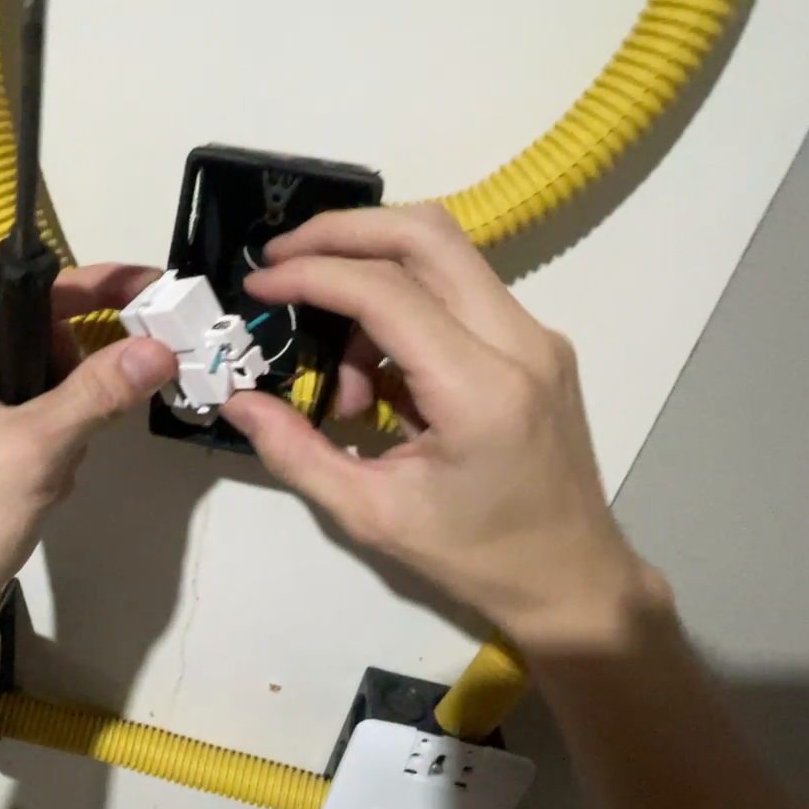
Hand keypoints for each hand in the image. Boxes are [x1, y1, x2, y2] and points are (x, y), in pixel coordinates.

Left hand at [0, 265, 175, 642]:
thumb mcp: (35, 448)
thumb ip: (98, 393)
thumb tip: (160, 348)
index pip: (28, 298)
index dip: (94, 289)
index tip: (153, 288)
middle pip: (40, 342)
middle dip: (77, 378)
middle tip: (93, 417)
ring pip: (45, 387)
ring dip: (69, 422)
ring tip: (56, 467)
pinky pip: (36, 424)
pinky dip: (57, 448)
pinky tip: (47, 485)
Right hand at [220, 205, 660, 646]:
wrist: (571, 576)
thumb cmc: (472, 556)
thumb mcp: (370, 514)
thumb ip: (296, 451)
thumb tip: (237, 399)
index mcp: (481, 390)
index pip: (387, 292)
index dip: (312, 275)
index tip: (258, 284)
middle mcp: (520, 342)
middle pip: (427, 235)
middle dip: (343, 232)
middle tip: (282, 258)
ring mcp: (535, 336)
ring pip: (443, 254)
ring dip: (370, 280)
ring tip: (339, 372)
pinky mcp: (534, 343)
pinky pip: (455, 293)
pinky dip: (400, 310)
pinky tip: (377, 377)